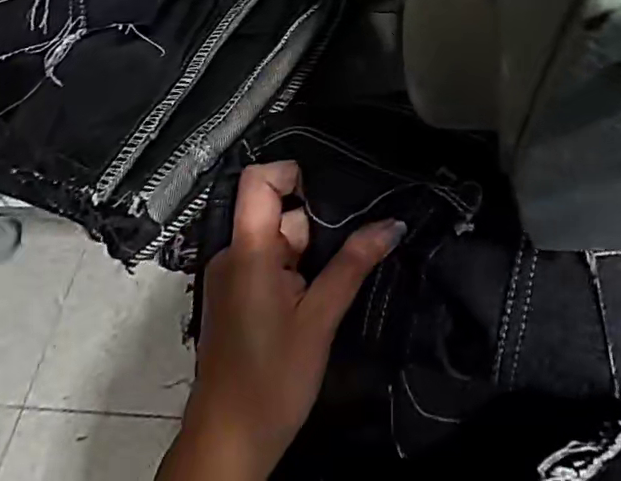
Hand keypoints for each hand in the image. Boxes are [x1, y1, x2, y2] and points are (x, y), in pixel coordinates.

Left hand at [161, 162, 405, 480]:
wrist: (227, 447)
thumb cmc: (271, 381)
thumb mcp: (320, 318)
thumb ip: (354, 264)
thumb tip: (392, 223)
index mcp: (247, 251)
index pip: (259, 180)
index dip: (295, 173)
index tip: (334, 193)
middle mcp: (234, 255)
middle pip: (281, 211)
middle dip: (320, 224)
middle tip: (356, 246)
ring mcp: (235, 276)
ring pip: (282, 238)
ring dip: (313, 251)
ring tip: (347, 271)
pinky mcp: (240, 296)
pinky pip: (274, 261)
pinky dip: (301, 267)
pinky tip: (325, 290)